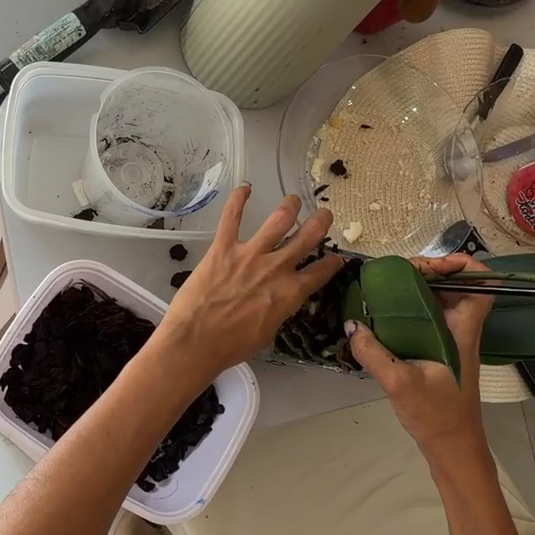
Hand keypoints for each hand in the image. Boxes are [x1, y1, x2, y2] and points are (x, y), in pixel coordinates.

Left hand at [153, 185, 346, 382]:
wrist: (197, 342)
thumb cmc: (231, 347)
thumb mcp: (266, 333)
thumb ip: (277, 311)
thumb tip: (276, 304)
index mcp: (290, 294)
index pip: (320, 273)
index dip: (332, 263)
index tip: (337, 258)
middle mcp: (276, 268)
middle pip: (308, 237)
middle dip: (320, 222)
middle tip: (325, 214)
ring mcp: (250, 254)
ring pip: (279, 220)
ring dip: (289, 206)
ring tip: (293, 199)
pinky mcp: (223, 248)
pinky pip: (232, 217)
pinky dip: (239, 199)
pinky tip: (245, 187)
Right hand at [346, 255, 496, 461]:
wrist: (452, 447)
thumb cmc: (437, 416)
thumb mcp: (400, 384)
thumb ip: (374, 354)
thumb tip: (352, 324)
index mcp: (463, 331)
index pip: (483, 285)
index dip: (464, 266)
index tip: (431, 266)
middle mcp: (461, 331)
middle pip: (456, 286)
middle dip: (430, 271)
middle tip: (399, 274)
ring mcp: (450, 342)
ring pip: (441, 301)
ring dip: (419, 289)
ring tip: (388, 288)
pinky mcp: (438, 353)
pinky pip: (428, 319)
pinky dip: (411, 309)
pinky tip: (386, 315)